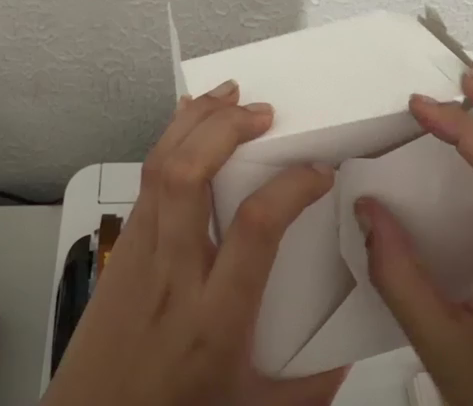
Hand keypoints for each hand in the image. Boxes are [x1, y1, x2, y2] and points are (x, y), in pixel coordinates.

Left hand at [43, 81, 351, 405]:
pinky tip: (189, 123)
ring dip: (194, 121)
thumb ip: (308, 385)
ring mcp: (139, 254)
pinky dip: (169, 141)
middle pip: (188, 176)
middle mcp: (173, 274)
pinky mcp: (123, 246)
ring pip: (158, 167)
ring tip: (229, 95)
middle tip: (264, 113)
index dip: (290, 188)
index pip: (254, 230)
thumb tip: (349, 350)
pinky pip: (144, 179)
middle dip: (226, 129)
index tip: (318, 173)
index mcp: (214, 317)